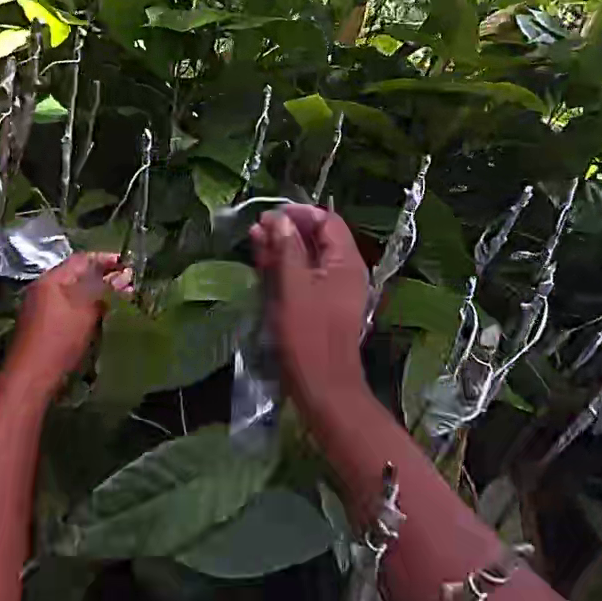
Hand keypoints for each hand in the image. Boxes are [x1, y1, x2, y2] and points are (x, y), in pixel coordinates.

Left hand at [4, 252, 127, 395]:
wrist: (30, 380)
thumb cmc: (59, 341)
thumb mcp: (87, 312)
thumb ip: (106, 290)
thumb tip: (124, 276)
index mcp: (51, 280)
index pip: (82, 259)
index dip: (106, 259)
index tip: (128, 265)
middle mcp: (42, 288)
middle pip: (76, 274)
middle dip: (102, 276)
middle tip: (126, 283)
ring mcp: (39, 306)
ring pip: (72, 291)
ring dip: (94, 292)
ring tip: (117, 299)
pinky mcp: (40, 323)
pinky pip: (66, 305)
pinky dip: (84, 305)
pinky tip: (99, 314)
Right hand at [250, 207, 372, 414]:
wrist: (323, 386)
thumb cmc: (309, 334)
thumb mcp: (294, 286)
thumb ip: (287, 249)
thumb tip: (280, 219)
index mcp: (346, 261)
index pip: (328, 221)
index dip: (301, 213)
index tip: (273, 213)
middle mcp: (344, 270)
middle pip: (317, 237)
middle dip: (288, 228)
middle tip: (259, 225)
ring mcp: (332, 289)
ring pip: (307, 256)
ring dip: (282, 245)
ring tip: (254, 235)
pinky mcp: (319, 305)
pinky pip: (303, 276)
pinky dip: (284, 265)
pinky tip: (262, 257)